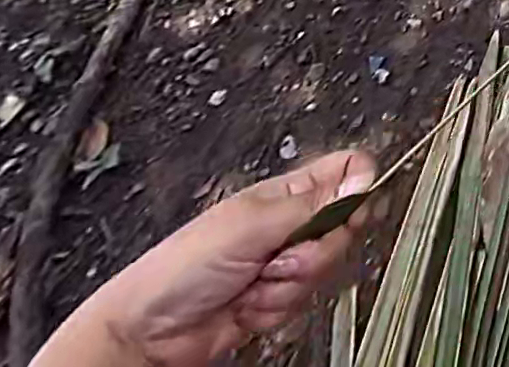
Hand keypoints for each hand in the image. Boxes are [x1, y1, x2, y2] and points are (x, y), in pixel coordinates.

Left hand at [46, 150, 375, 366]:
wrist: (142, 339)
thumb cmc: (182, 269)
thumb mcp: (253, 223)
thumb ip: (314, 201)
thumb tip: (367, 176)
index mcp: (293, 192)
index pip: (352, 169)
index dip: (360, 185)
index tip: (348, 209)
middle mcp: (298, 221)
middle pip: (350, 221)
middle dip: (319, 248)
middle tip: (284, 256)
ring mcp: (291, 260)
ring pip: (331, 262)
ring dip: (294, 281)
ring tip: (255, 284)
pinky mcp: (284, 295)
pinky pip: (309, 296)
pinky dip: (279, 306)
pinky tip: (248, 306)